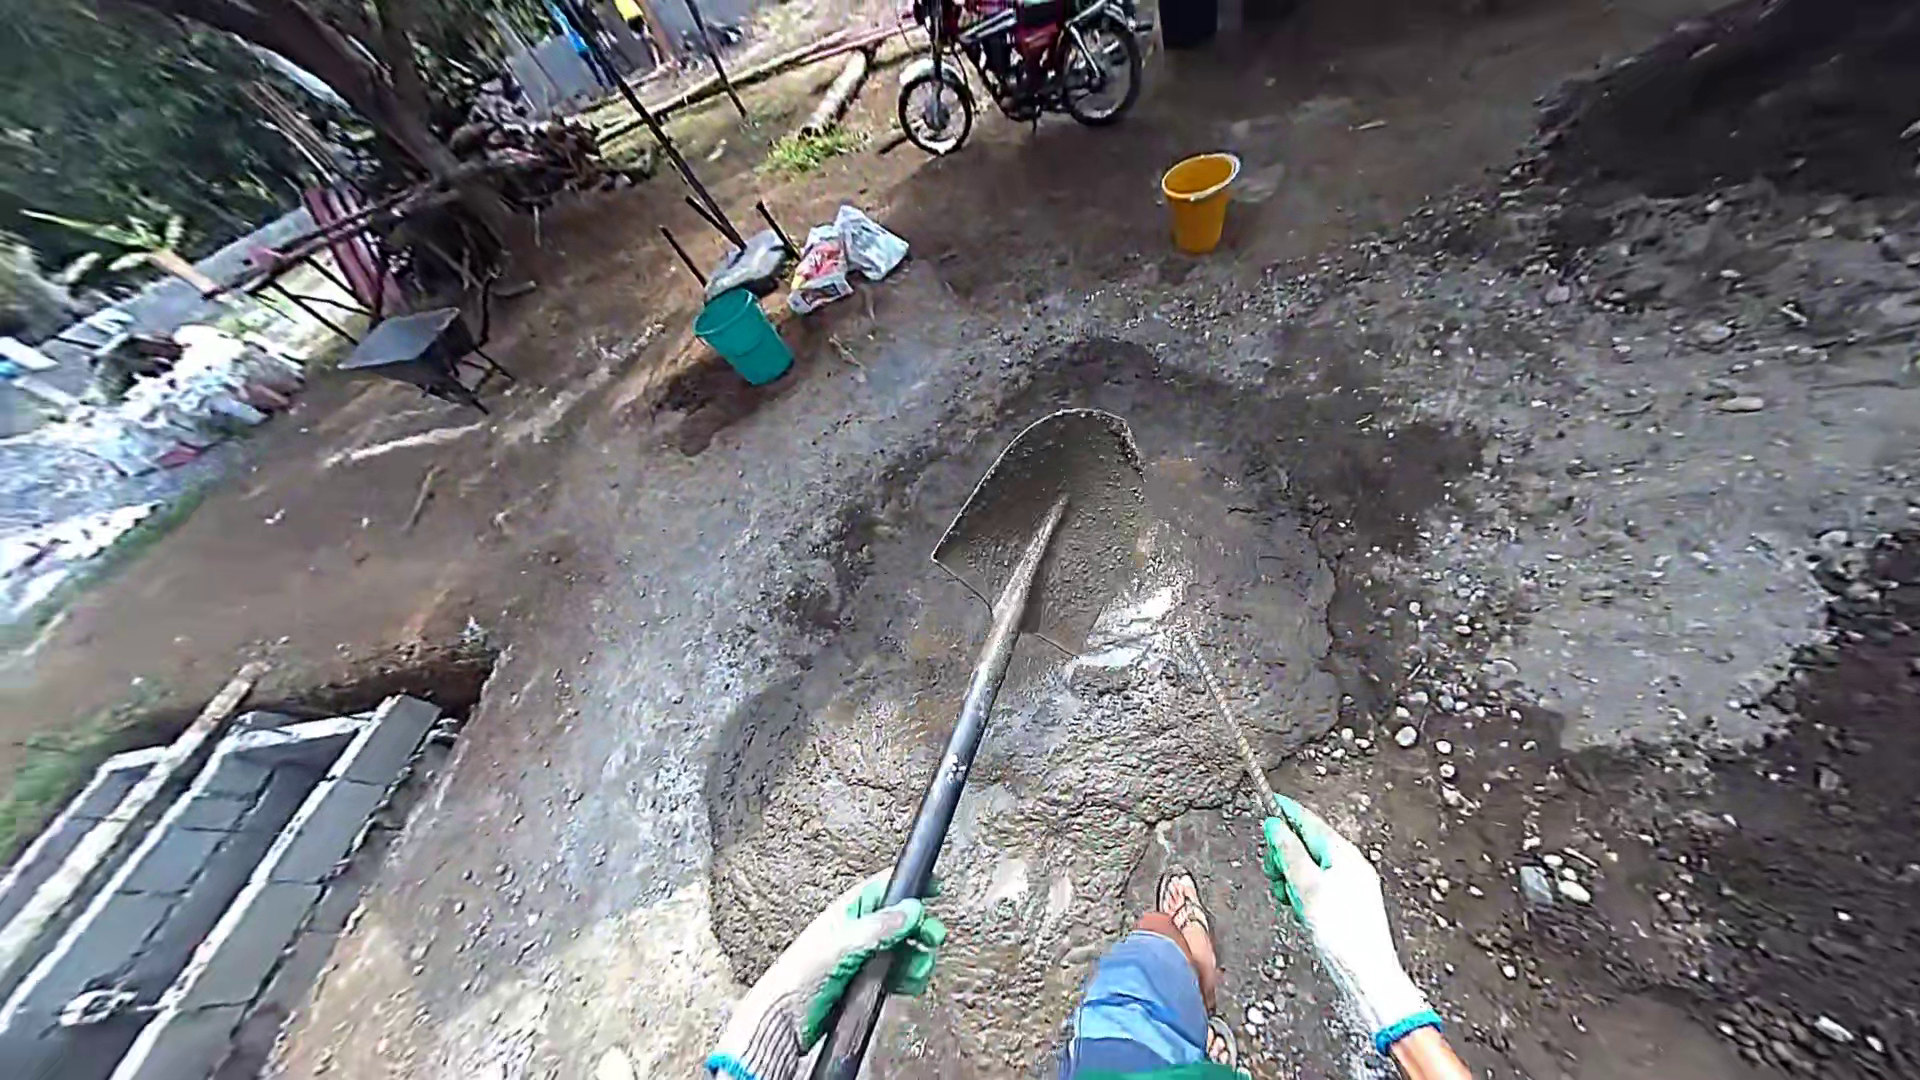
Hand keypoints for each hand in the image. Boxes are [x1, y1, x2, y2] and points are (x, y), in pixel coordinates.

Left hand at [707, 871, 945, 1079]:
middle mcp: (861, 928)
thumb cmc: (800, 976)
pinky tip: (912, 980)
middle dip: (921, 925)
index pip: (887, 886)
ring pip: (904, 947)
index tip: (935, 886)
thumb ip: (879, 927)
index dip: (912, 884)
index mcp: (851, 909)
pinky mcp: (868, 982)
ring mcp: (866, 956)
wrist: (783, 1022)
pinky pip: (898, 973)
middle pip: (902, 918)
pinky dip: (910, 975)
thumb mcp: (842, 945)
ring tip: (921, 965)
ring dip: (918, 954)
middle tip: (933, 936)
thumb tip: (912, 908)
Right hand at [1261, 795, 1441, 1054]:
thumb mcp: (1306, 884)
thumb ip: (1287, 849)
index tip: (1265, 800)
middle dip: (1282, 853)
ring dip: (1289, 875)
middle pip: (1304, 842)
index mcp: (1342, 853)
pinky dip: (1300, 889)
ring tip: (1287, 896)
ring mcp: (1349, 883)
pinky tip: (1297, 907)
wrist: (1368, 977)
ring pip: (1306, 864)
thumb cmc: (1341, 932)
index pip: (1307, 820)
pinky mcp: (1346, 901)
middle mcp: (1348, 863)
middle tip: (1273, 872)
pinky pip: (1314, 883)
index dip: (1284, 810)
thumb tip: (1274, 824)